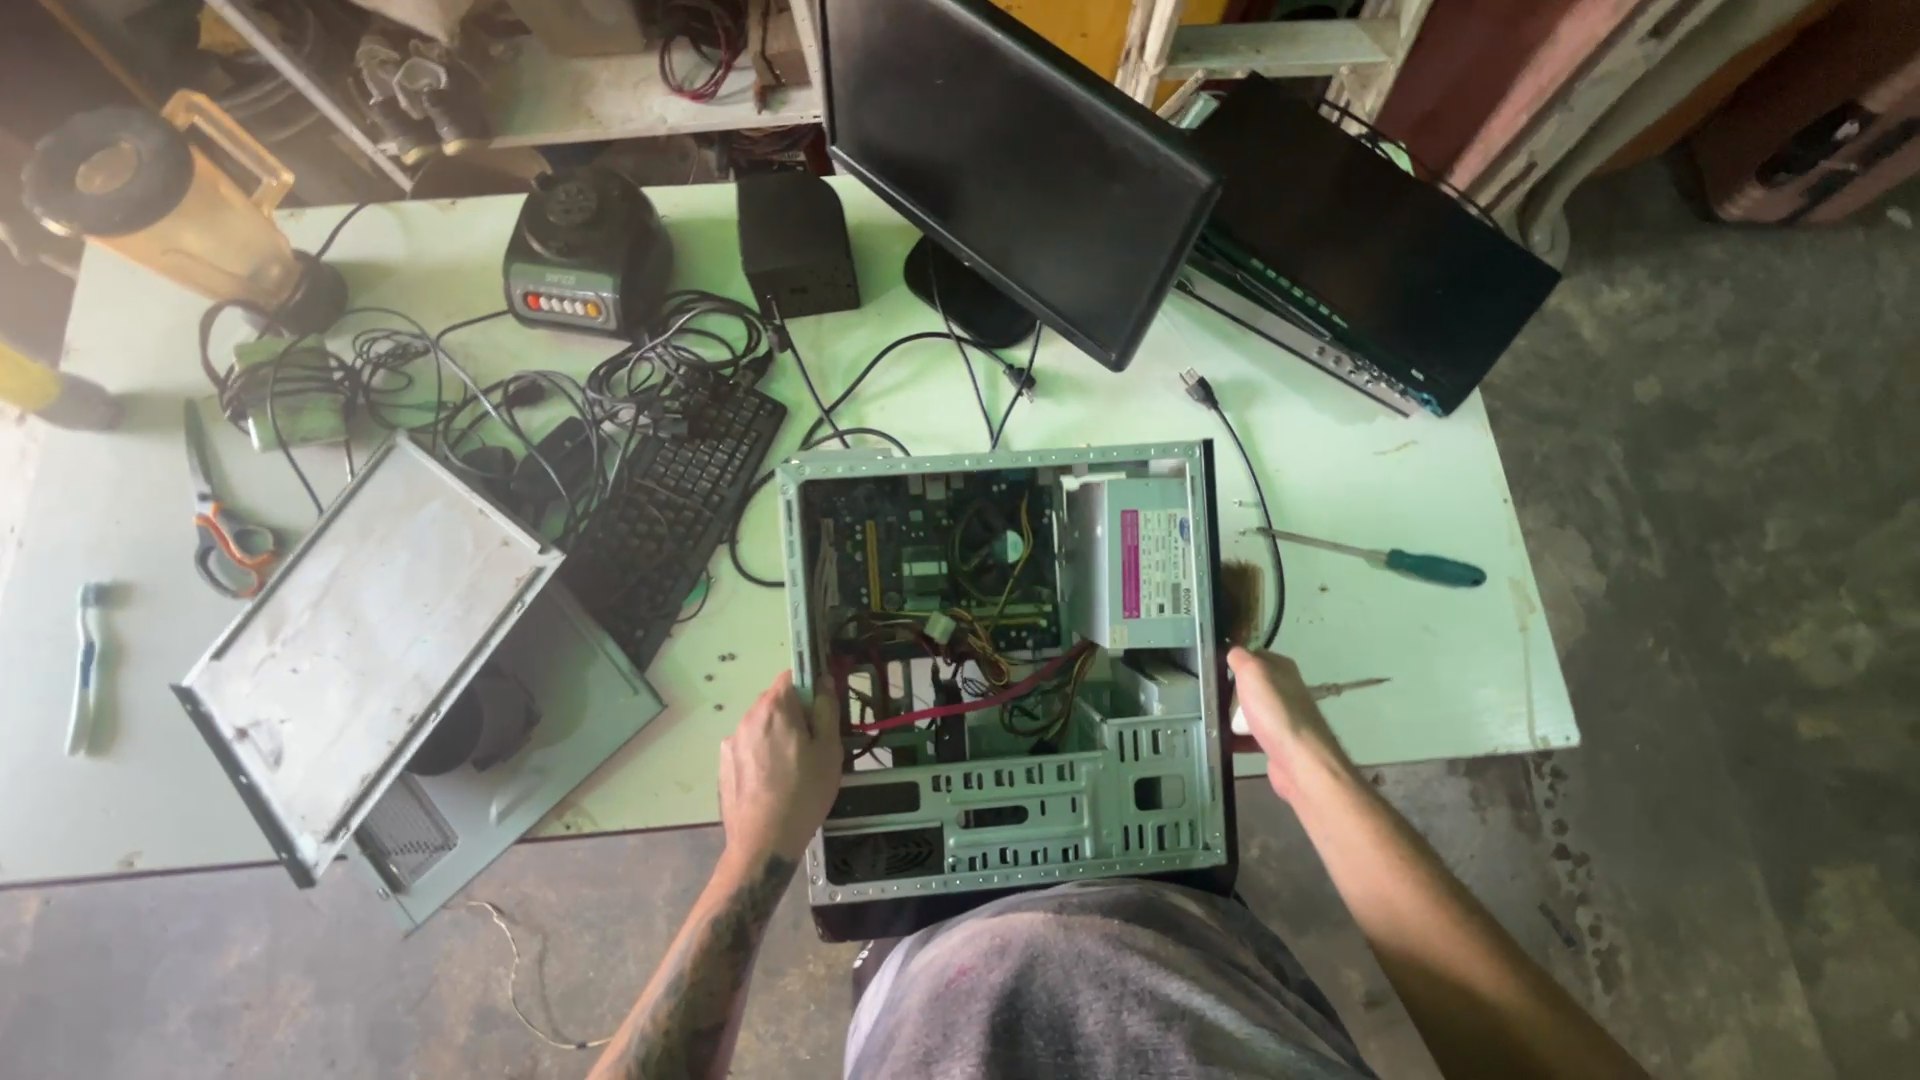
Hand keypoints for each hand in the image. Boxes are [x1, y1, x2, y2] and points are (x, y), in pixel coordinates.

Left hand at [718, 671, 843, 866]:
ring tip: (792, 767)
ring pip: (760, 725)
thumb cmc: (805, 792)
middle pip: (774, 701)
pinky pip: (748, 747)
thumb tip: (823, 681)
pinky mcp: (723, 764)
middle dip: (794, 713)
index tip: (821, 711)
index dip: (809, 688)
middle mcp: (748, 717)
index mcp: (775, 708)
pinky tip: (772, 781)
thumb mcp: (829, 749)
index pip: (791, 676)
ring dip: (776, 734)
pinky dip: (761, 754)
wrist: (764, 841)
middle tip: (812, 743)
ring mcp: (731, 742)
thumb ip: (827, 709)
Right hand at [1227, 647, 1354, 804]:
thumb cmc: (1275, 712)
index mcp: (1283, 669)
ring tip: (1212, 719)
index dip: (1234, 662)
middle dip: (1231, 691)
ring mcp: (1283, 718)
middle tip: (1212, 697)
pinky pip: (1251, 736)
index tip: (1215, 671)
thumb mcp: (1253, 673)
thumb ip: (1241, 658)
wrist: (1299, 761)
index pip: (1254, 656)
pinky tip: (1222, 741)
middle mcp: (1286, 691)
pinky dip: (1237, 738)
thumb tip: (1233, 651)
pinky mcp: (1278, 743)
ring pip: (1251, 711)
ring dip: (1232, 716)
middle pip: (1251, 685)